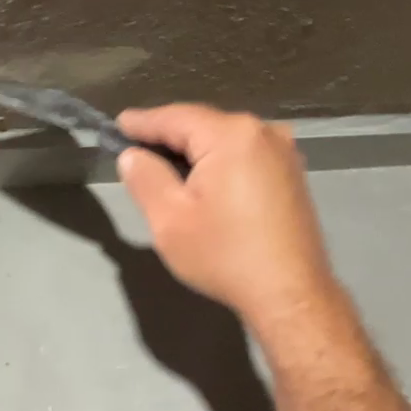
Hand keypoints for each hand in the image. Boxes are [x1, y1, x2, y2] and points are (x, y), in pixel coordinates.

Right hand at [116, 104, 333, 323]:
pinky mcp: (292, 175)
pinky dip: (222, 166)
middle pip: (204, 126)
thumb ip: (146, 179)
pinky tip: (207, 186)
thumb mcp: (170, 220)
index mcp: (231, 135)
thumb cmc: (225, 256)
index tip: (118, 126)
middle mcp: (263, 132)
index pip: (175, 117)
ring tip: (168, 171)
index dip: (143, 122)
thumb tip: (132, 156)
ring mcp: (284, 153)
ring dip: (197, 154)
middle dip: (170, 138)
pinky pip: (246, 158)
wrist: (289, 293)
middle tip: (137, 151)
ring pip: (226, 143)